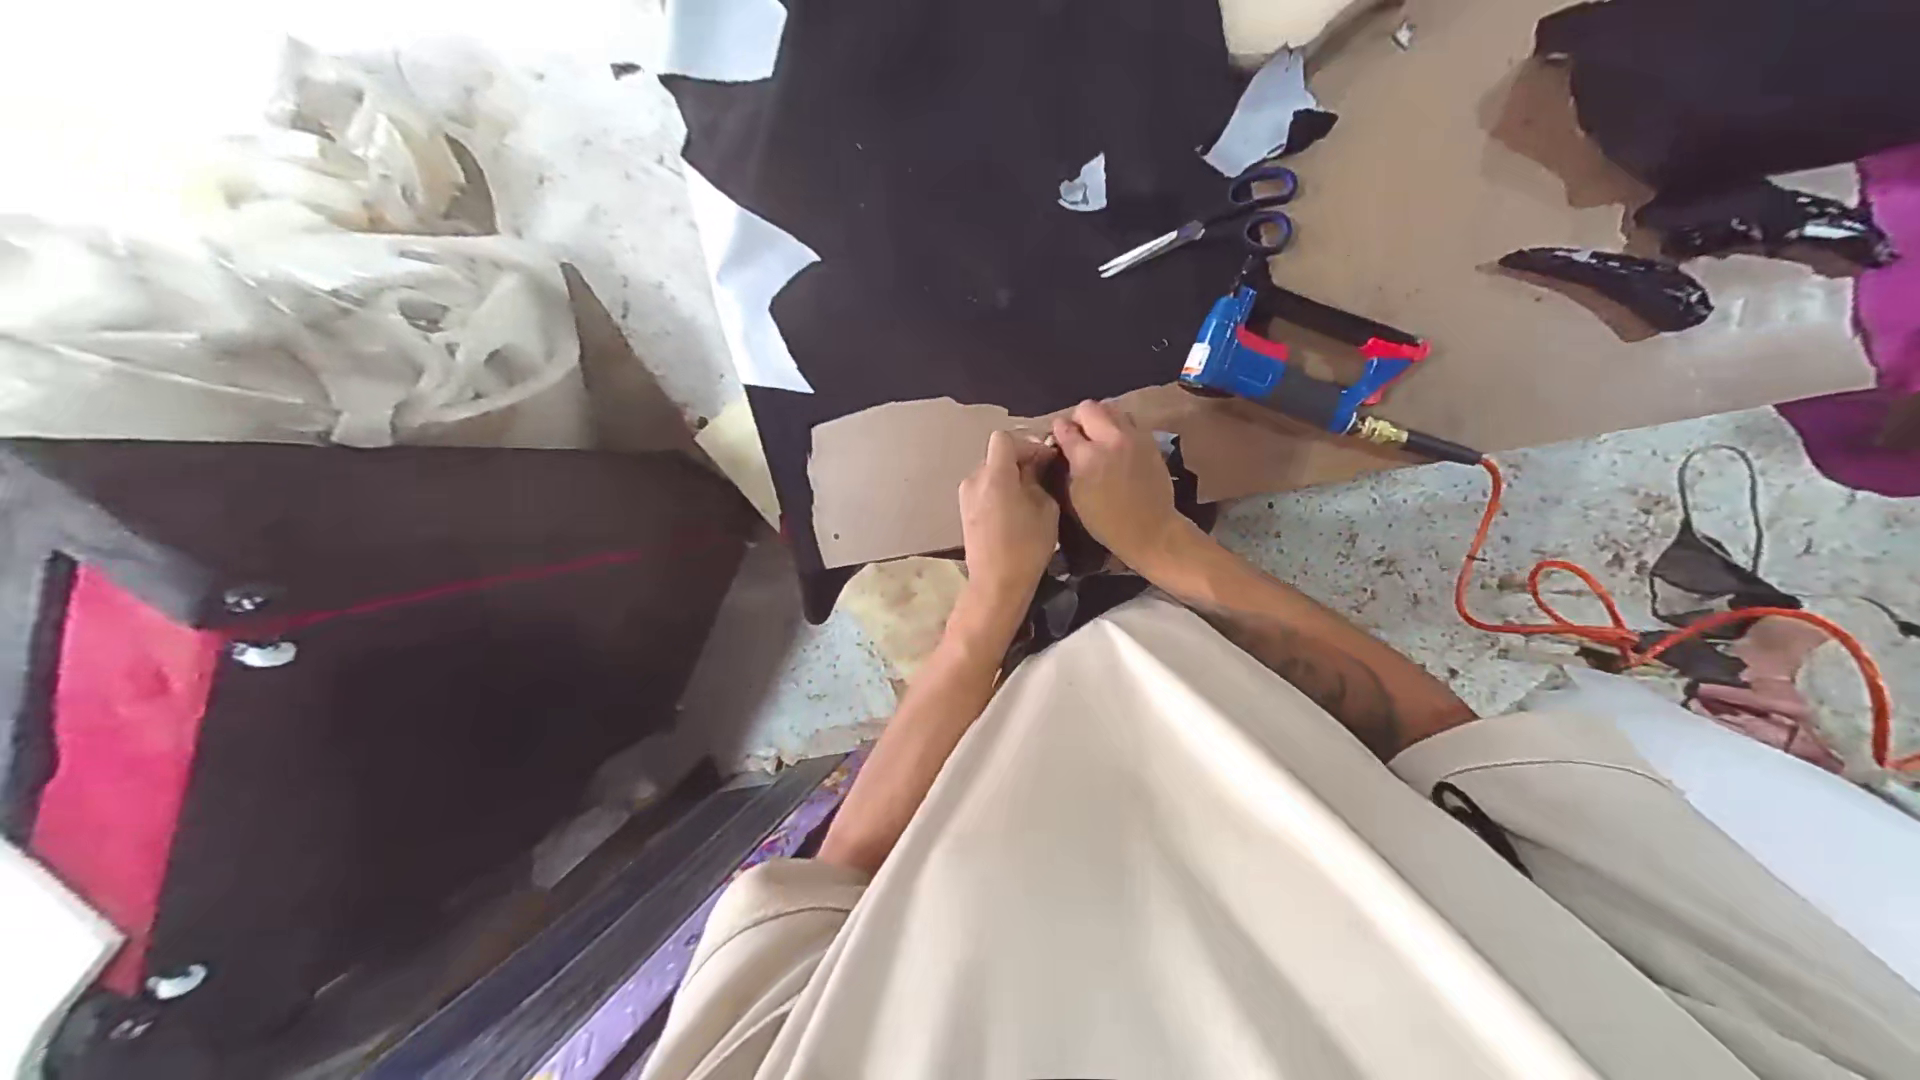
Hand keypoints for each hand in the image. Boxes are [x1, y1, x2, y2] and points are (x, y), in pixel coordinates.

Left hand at [957, 430, 1059, 600]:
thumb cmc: (1027, 546)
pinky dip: (1000, 491)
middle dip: (1020, 461)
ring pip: (991, 473)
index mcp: (994, 475)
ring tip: (1030, 496)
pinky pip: (985, 490)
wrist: (996, 584)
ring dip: (1009, 477)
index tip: (1045, 460)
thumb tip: (1035, 466)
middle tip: (1042, 477)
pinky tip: (1015, 510)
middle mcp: (974, 479)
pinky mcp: (964, 512)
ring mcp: (966, 496)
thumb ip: (1038, 479)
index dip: (1027, 445)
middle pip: (997, 455)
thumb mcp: (1046, 508)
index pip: (1005, 439)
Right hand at [1050, 400, 1188, 573]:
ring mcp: (1133, 437)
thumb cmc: (1106, 521)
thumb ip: (1068, 466)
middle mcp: (1109, 439)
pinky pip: (1130, 421)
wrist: (1150, 528)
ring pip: (1112, 408)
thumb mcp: (1075, 496)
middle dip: (1079, 418)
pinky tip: (1118, 444)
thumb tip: (1064, 450)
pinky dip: (1120, 426)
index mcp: (1086, 456)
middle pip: (1089, 407)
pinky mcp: (1149, 440)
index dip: (1058, 431)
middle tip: (1079, 435)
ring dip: (1102, 418)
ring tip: (1100, 436)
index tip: (1058, 438)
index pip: (1064, 427)